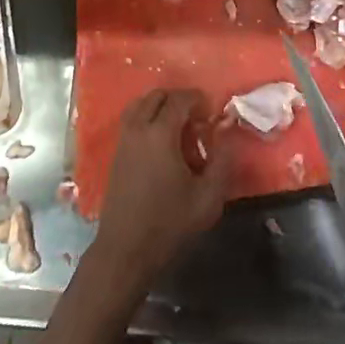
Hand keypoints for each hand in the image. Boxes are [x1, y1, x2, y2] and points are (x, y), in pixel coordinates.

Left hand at [92, 88, 230, 280]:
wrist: (126, 248)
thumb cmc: (170, 222)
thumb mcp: (208, 197)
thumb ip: (222, 161)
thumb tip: (228, 132)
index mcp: (160, 133)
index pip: (179, 99)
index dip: (197, 99)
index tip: (211, 113)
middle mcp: (138, 128)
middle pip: (156, 96)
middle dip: (178, 99)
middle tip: (196, 118)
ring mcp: (123, 139)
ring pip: (140, 104)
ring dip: (160, 106)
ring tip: (178, 126)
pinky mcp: (116, 152)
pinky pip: (132, 119)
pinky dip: (146, 117)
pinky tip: (160, 142)